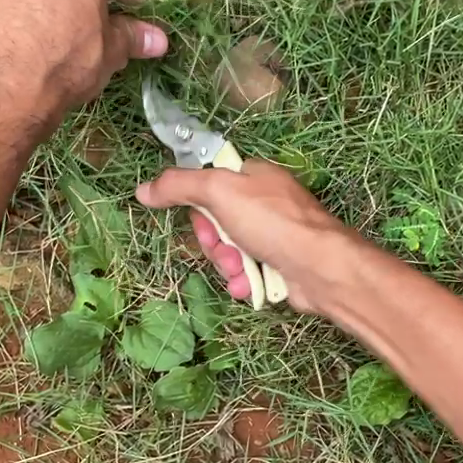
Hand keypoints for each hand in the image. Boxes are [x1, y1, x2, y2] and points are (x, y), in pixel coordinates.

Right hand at [135, 160, 357, 313]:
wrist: (319, 267)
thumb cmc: (272, 221)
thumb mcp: (219, 190)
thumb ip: (179, 186)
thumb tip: (143, 189)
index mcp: (253, 177)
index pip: (209, 187)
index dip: (199, 208)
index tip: (203, 222)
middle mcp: (263, 203)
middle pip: (216, 224)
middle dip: (214, 244)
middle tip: (224, 249)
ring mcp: (271, 235)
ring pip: (228, 252)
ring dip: (227, 265)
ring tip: (240, 271)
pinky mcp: (277, 265)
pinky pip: (246, 272)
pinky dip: (242, 281)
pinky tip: (247, 286)